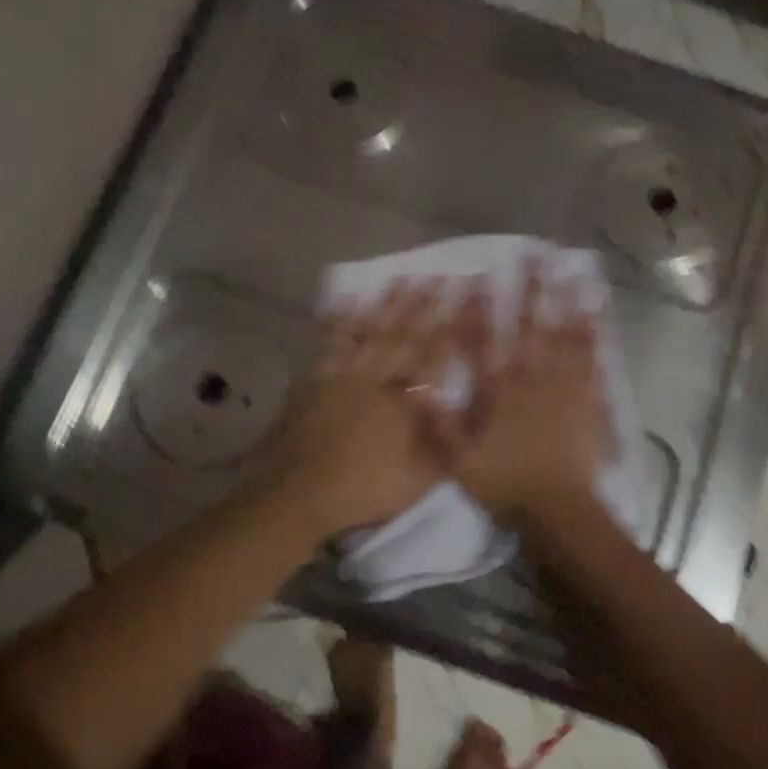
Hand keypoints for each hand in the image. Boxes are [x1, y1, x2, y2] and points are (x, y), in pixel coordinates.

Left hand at [271, 280, 452, 536]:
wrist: (299, 493)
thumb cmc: (365, 489)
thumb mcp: (422, 477)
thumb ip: (447, 441)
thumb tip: (465, 406)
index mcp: (406, 401)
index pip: (436, 353)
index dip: (454, 324)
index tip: (468, 297)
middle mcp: (377, 378)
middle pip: (405, 334)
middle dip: (426, 304)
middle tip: (442, 275)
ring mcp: (342, 374)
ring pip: (371, 331)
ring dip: (389, 303)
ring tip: (404, 277)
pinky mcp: (315, 379)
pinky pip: (332, 341)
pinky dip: (342, 319)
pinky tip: (348, 300)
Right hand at [431, 263, 608, 521]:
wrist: (557, 509)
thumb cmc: (504, 484)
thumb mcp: (457, 460)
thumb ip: (438, 423)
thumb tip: (417, 386)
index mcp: (497, 392)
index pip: (483, 342)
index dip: (479, 309)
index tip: (478, 277)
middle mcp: (530, 380)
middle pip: (529, 327)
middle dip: (531, 290)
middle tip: (536, 256)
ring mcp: (562, 388)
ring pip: (564, 336)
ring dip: (566, 302)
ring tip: (571, 272)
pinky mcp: (586, 401)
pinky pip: (590, 361)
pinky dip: (593, 337)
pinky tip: (596, 316)